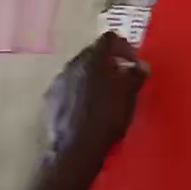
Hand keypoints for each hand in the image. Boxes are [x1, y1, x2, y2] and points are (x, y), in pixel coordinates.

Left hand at [43, 32, 146, 165]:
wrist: (74, 150)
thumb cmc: (107, 118)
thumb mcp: (129, 96)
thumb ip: (135, 76)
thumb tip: (140, 66)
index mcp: (94, 59)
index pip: (110, 39)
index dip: (125, 47)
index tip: (134, 63)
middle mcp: (73, 64)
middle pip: (93, 53)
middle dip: (109, 62)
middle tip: (122, 78)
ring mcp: (58, 81)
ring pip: (80, 70)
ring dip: (94, 76)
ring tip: (105, 95)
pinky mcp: (50, 98)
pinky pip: (69, 86)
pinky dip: (80, 91)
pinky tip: (87, 108)